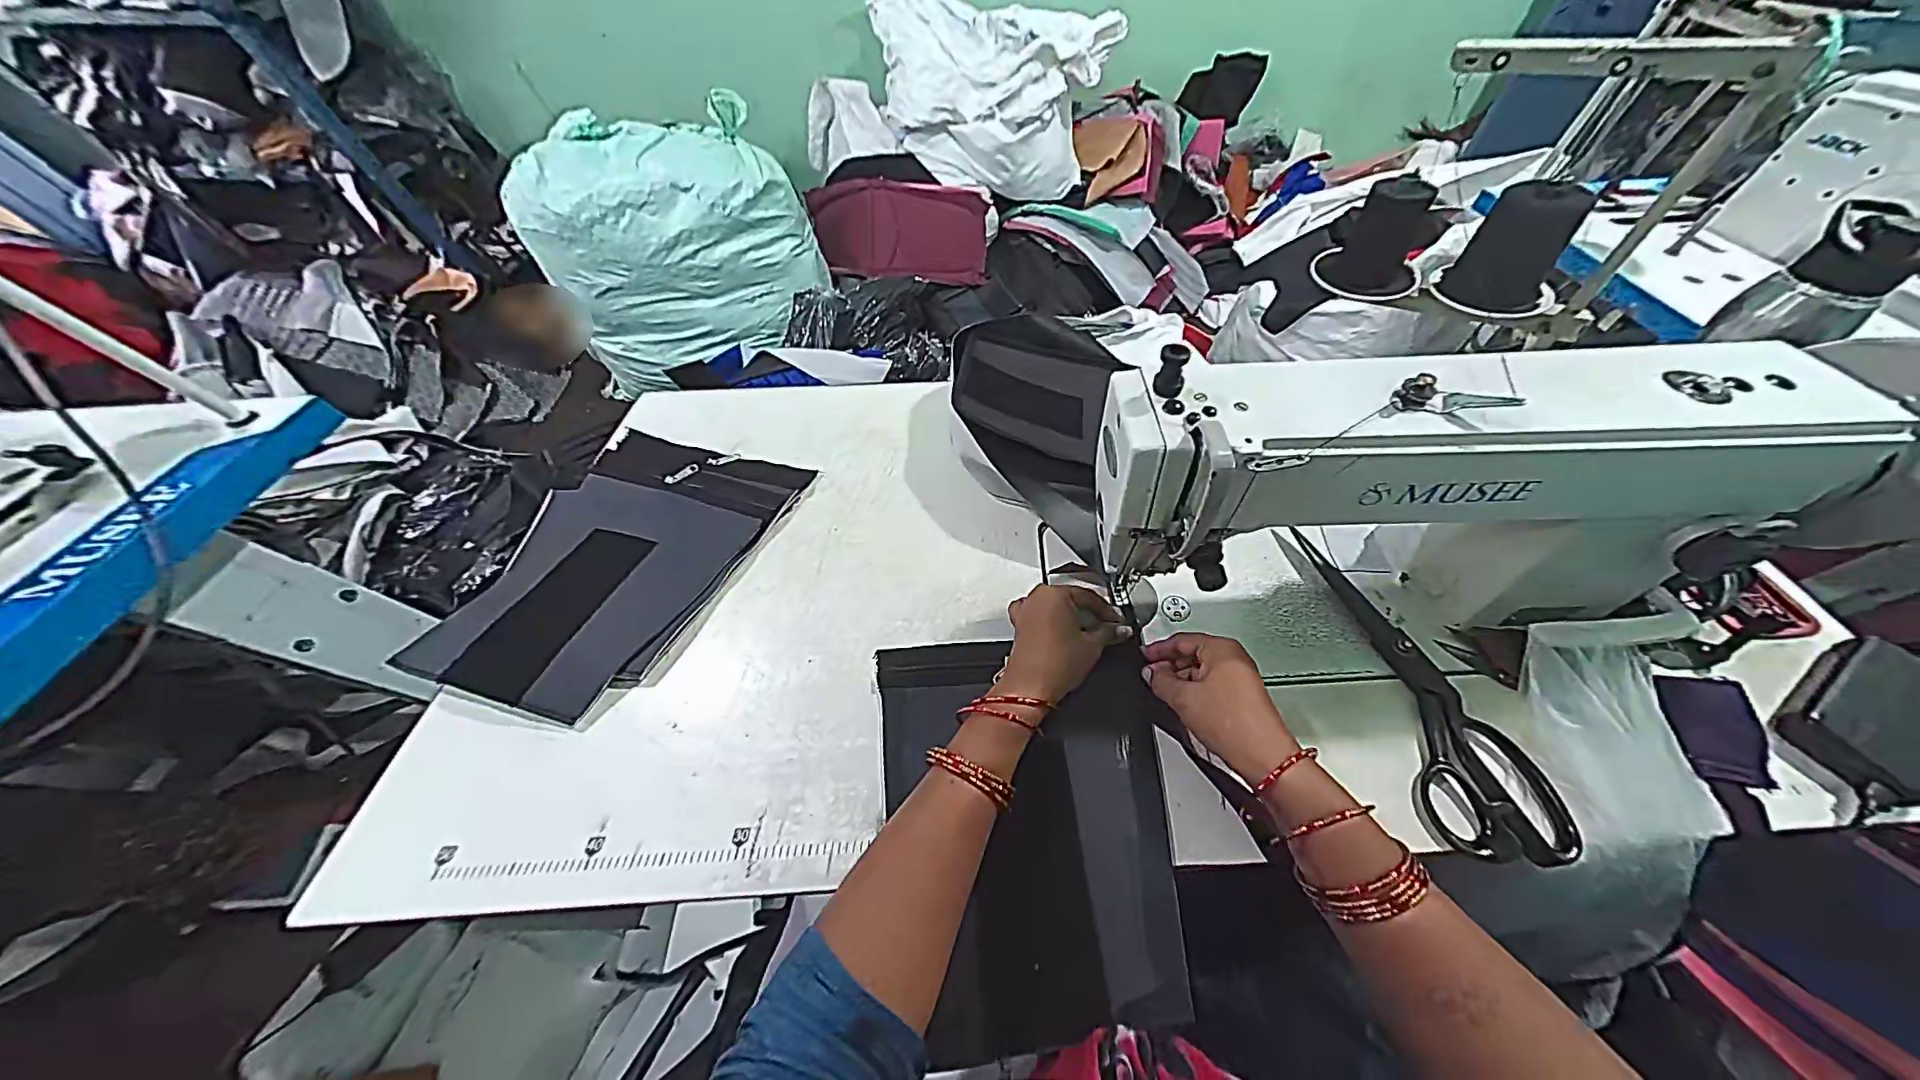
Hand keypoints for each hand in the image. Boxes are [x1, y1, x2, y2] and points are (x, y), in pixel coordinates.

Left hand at [1000, 585, 1130, 704]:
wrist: (1030, 687)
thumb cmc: (1053, 665)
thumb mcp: (1092, 645)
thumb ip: (1108, 632)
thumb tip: (1116, 630)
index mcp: (1055, 594)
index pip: (1088, 596)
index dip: (1107, 610)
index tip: (1116, 621)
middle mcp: (1036, 598)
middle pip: (1070, 599)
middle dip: (1089, 614)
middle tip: (1105, 627)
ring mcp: (1025, 612)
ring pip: (1054, 608)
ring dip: (1071, 618)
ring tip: (1086, 634)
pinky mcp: (1019, 627)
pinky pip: (1041, 618)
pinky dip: (1053, 624)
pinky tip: (1064, 637)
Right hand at [1143, 634, 1299, 781]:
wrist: (1262, 755)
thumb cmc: (1236, 725)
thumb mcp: (1183, 698)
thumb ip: (1160, 680)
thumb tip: (1152, 673)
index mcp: (1222, 648)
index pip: (1181, 639)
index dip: (1158, 649)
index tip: (1144, 657)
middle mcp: (1235, 658)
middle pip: (1192, 653)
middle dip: (1169, 665)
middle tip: (1152, 676)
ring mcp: (1241, 676)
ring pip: (1201, 670)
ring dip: (1182, 680)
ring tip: (1166, 693)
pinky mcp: (1242, 694)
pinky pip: (1211, 684)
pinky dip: (1195, 691)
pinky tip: (1186, 704)